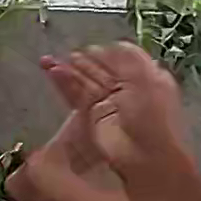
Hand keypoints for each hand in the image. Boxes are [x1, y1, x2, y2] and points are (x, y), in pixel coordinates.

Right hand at [56, 44, 194, 186]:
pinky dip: (65, 83)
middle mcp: (127, 87)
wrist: (144, 155)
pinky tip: (53, 72)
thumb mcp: (147, 78)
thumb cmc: (152, 114)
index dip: (106, 51)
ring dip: (69, 70)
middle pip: (101, 68)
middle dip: (83, 59)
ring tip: (48, 60)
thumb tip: (112, 45)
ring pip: (86, 80)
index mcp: (146, 76)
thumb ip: (129, 57)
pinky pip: (77, 94)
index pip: (122, 57)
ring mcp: (109, 101)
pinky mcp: (92, 114)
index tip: (90, 46)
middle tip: (65, 52)